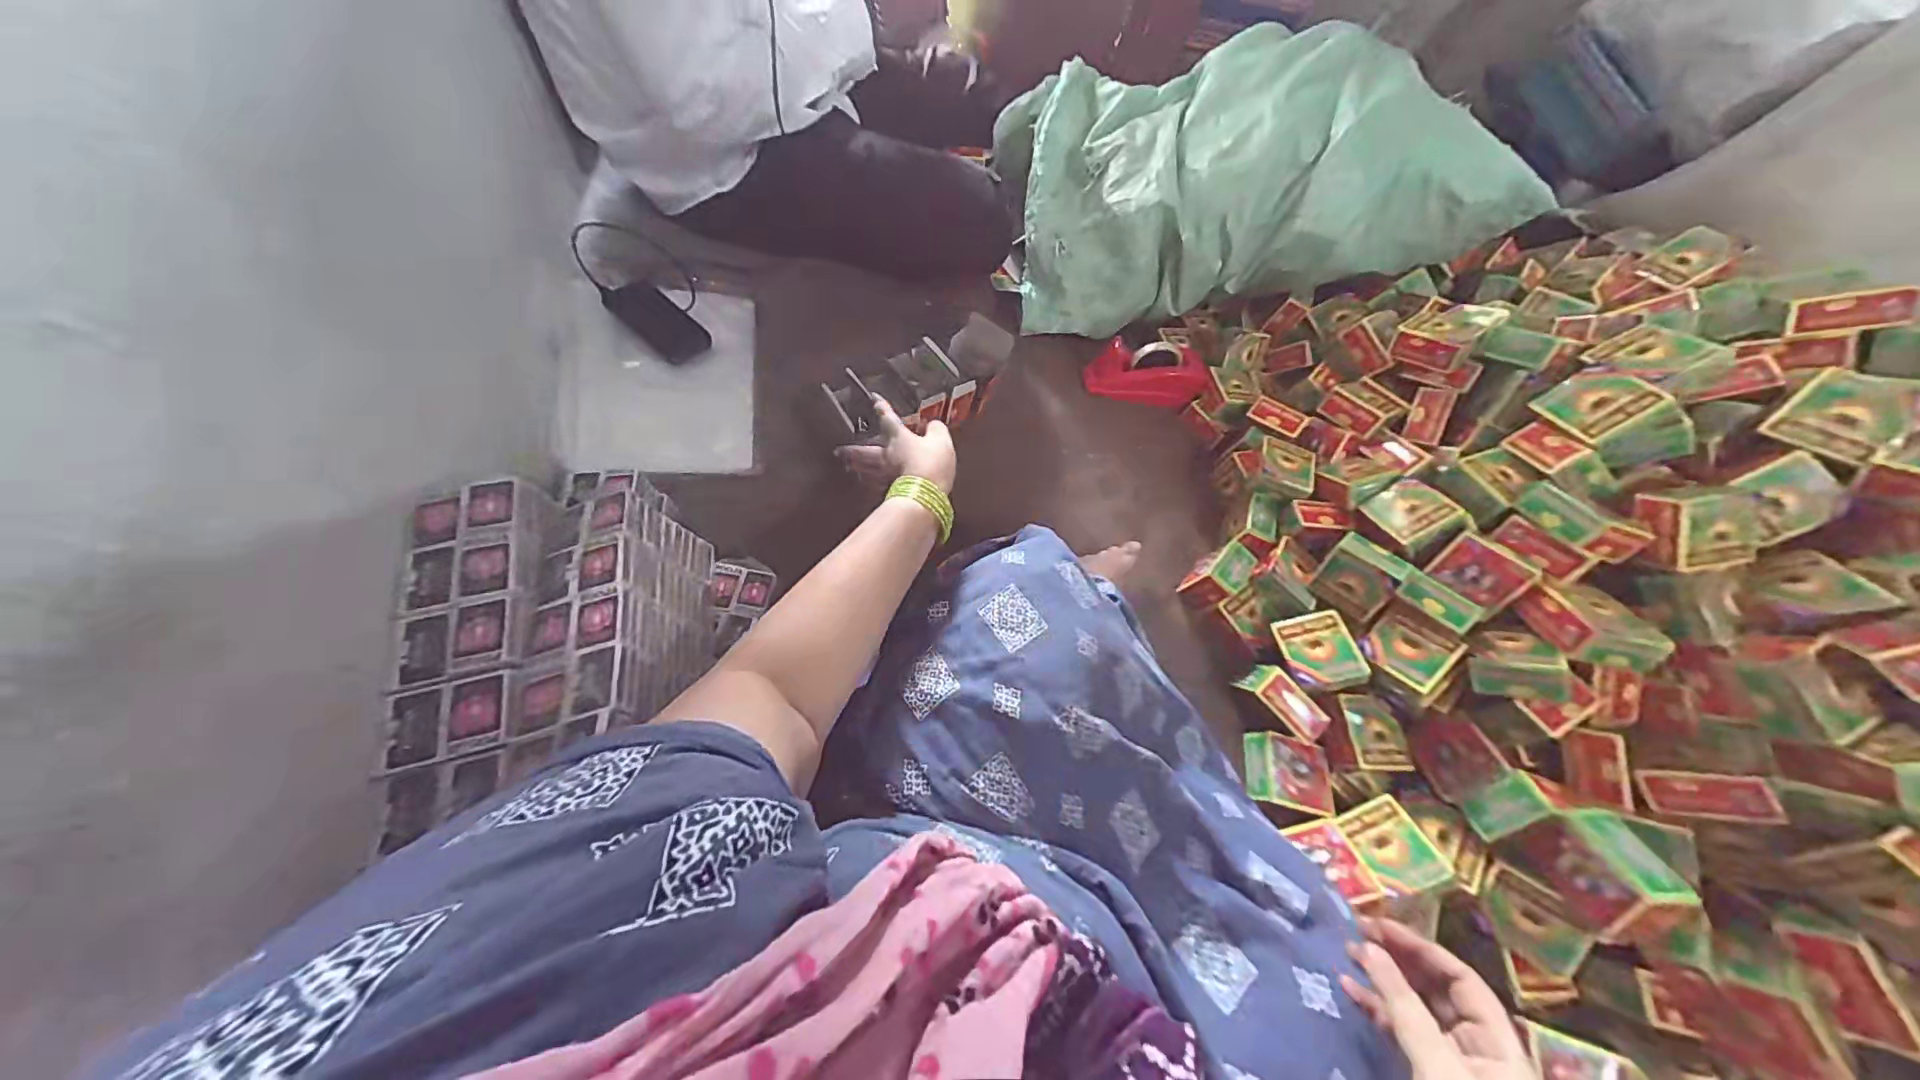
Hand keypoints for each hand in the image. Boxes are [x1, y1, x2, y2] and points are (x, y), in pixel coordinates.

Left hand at [835, 396, 957, 494]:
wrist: (924, 495)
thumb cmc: (931, 464)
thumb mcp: (941, 441)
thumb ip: (936, 430)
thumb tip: (934, 425)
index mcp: (897, 437)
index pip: (887, 418)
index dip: (881, 407)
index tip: (874, 399)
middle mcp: (886, 455)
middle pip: (864, 450)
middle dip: (852, 449)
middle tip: (839, 450)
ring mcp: (885, 475)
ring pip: (866, 469)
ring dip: (856, 466)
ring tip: (847, 466)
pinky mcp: (889, 492)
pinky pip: (876, 485)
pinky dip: (870, 484)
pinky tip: (868, 485)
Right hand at [1340, 917, 1532, 1079]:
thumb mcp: (1436, 1064)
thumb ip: (1402, 1005)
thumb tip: (1368, 946)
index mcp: (1497, 1042)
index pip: (1460, 978)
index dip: (1421, 947)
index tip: (1378, 924)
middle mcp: (1477, 1046)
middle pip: (1436, 988)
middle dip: (1397, 958)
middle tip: (1355, 931)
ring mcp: (1450, 1062)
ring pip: (1414, 1007)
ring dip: (1381, 980)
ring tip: (1345, 954)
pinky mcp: (1426, 1075)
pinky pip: (1401, 1030)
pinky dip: (1375, 1008)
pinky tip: (1348, 990)